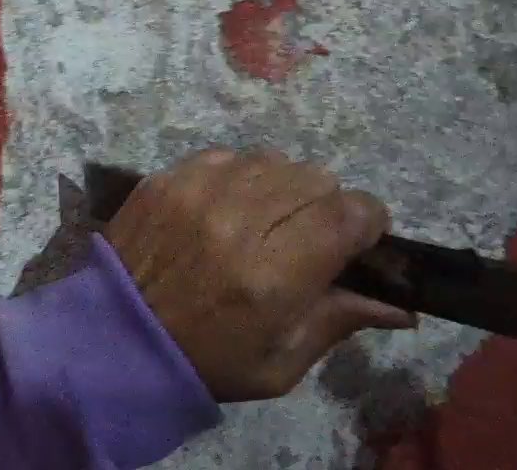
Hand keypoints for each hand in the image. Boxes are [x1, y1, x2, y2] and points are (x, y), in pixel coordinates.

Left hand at [102, 148, 415, 402]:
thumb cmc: (207, 359)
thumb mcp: (280, 362)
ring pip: (272, 158)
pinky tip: (228, 204)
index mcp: (272, 274)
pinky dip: (239, 175)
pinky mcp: (167, 175)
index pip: (346, 213)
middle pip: (314, 177)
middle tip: (310, 232)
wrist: (114, 336)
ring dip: (282, 184)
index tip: (364, 236)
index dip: (368, 220)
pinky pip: (225, 155)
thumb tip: (402, 304)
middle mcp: (237, 219)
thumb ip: (340, 320)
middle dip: (326, 203)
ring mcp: (197, 189)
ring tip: (267, 217)